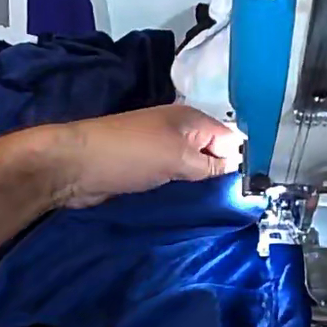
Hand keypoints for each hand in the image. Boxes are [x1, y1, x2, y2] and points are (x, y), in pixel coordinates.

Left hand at [32, 105, 242, 208]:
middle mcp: (179, 130)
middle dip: (223, 174)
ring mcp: (160, 148)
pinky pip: (174, 177)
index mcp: (191, 119)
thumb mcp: (179, 158)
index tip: (251, 189)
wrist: (75, 166)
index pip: (231, 138)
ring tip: (217, 208)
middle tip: (237, 203)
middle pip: (213, 153)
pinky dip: (182, 189)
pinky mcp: (145, 167)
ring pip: (193, 167)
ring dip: (202, 184)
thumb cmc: (131, 155)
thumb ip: (212, 164)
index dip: (242, 160)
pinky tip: (190, 205)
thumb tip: (238, 167)